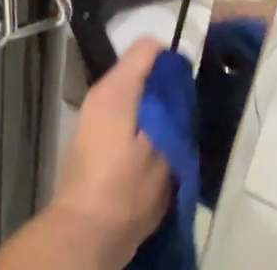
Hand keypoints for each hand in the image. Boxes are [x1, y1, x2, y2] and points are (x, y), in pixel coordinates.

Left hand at [51, 39, 171, 264]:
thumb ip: (172, 111)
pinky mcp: (93, 135)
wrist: (85, 229)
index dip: (172, 59)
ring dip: (154, 107)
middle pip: (139, 70)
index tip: (191, 82)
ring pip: (133, 93)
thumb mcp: (162, 150)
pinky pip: (124, 113)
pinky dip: (141, 121)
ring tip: (176, 132)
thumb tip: (180, 85)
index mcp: (116, 88)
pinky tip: (156, 147)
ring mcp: (94, 113)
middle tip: (187, 112)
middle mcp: (101, 92)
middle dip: (165, 86)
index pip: (147, 47)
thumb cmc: (126, 188)